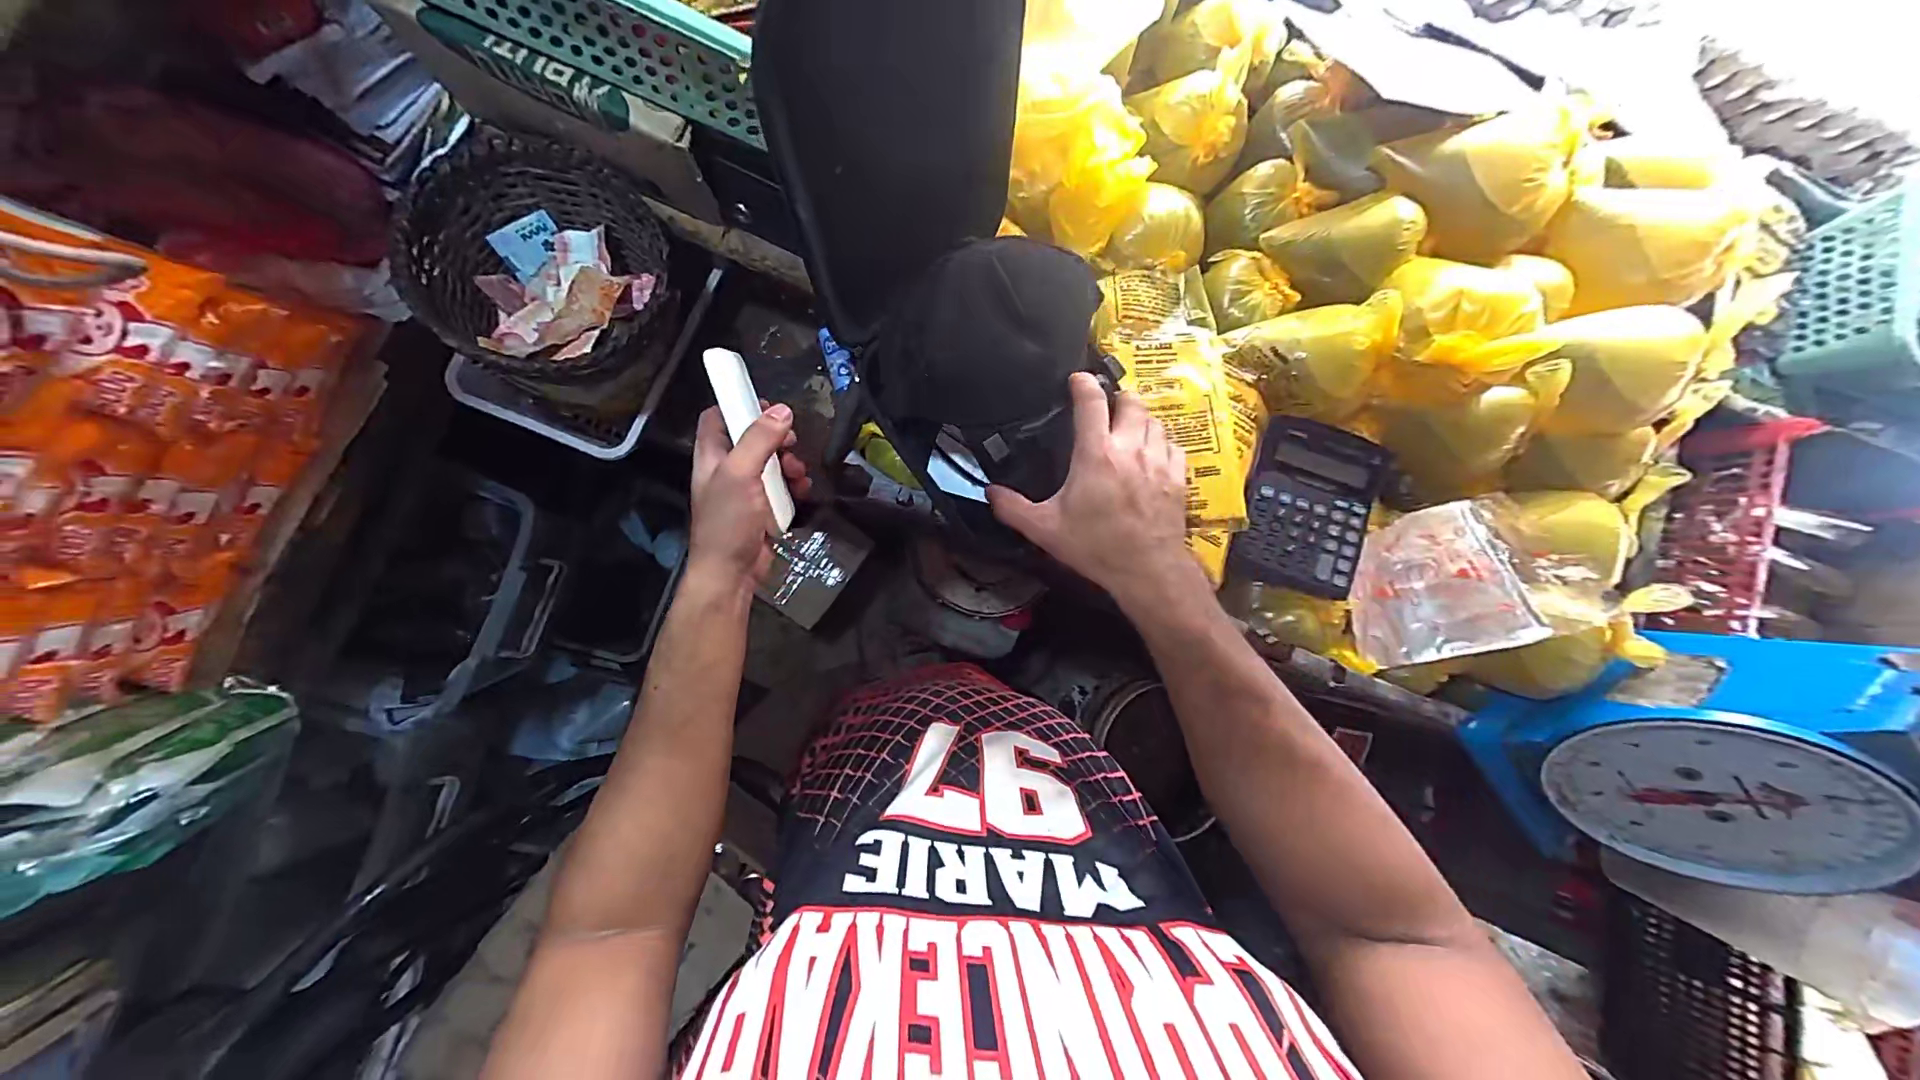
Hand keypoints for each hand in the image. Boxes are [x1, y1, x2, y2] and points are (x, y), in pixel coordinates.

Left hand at [687, 403, 811, 593]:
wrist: (731, 573)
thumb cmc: (728, 522)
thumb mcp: (741, 474)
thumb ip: (759, 440)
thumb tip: (781, 411)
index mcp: (711, 456)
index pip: (717, 417)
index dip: (738, 405)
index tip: (764, 406)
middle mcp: (726, 470)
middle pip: (751, 438)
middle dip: (775, 438)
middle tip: (791, 442)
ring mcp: (745, 491)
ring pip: (771, 463)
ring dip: (789, 464)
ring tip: (799, 473)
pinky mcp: (762, 509)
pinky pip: (781, 488)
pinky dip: (794, 486)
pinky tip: (802, 490)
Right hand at [987, 373, 1204, 608]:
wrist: (1147, 569)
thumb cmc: (1095, 547)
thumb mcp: (1045, 529)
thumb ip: (1013, 508)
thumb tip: (990, 492)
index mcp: (1096, 455)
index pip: (1091, 402)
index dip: (1083, 383)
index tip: (1078, 379)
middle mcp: (1130, 449)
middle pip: (1130, 402)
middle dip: (1117, 398)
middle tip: (1106, 407)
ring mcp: (1158, 461)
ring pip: (1154, 421)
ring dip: (1140, 419)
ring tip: (1128, 428)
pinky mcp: (1178, 477)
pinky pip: (1173, 445)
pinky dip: (1161, 442)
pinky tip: (1153, 453)